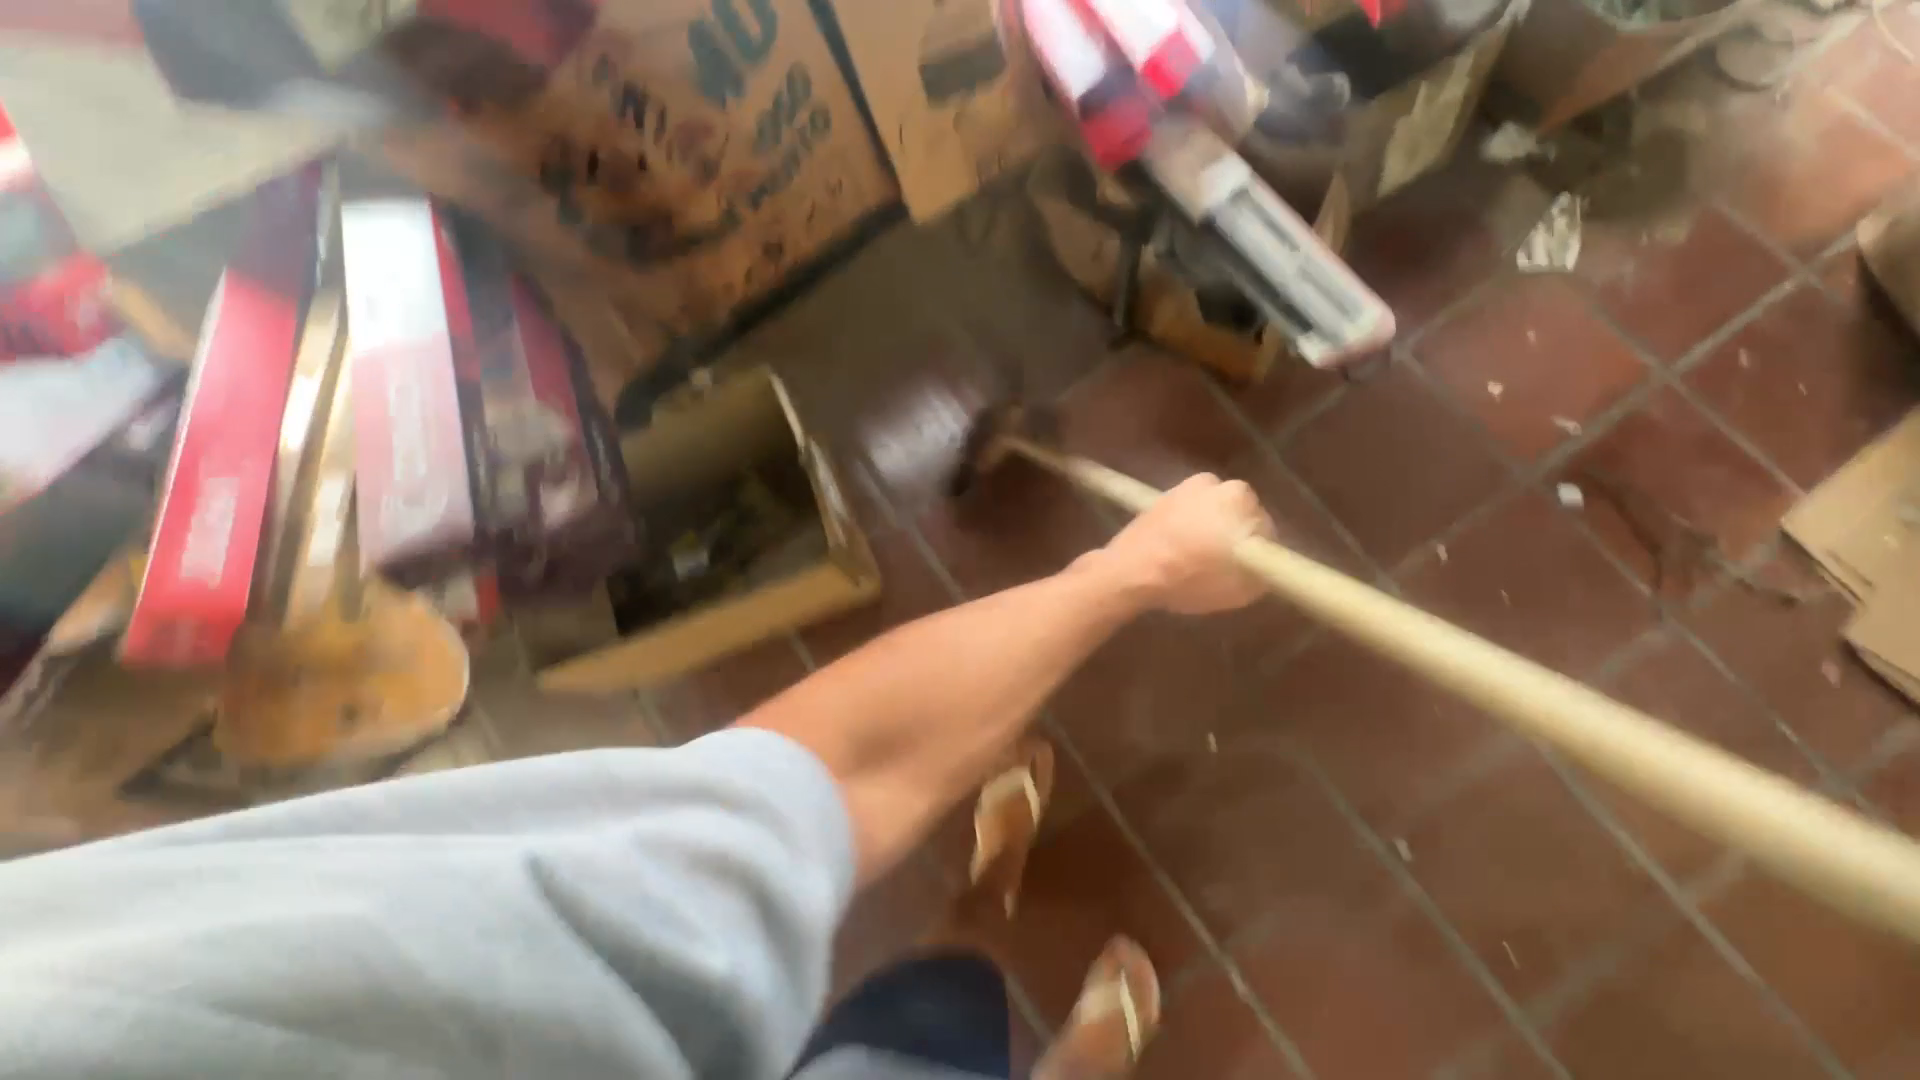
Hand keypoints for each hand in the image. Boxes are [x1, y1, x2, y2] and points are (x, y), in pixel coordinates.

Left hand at [1092, 473, 1273, 614]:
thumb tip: (1265, 565)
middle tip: (1220, 567)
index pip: (1263, 526)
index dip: (1258, 552)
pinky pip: (1184, 517)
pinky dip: (1185, 530)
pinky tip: (1177, 553)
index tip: (1245, 570)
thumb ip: (1266, 570)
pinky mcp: (1158, 498)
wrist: (1132, 571)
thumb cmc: (1192, 577)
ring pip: (1209, 514)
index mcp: (1240, 496)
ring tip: (1195, 562)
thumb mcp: (1244, 588)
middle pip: (1235, 515)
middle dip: (1231, 536)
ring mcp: (1182, 487)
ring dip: (1207, 531)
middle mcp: (1213, 482)